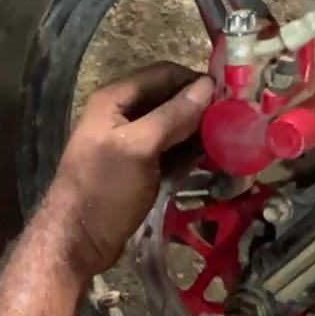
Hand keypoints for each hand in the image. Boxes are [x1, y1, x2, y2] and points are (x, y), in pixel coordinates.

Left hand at [38, 62, 214, 277]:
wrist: (77, 241)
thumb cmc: (104, 190)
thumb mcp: (139, 148)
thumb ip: (172, 116)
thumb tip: (209, 86)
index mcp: (114, 100)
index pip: (163, 74)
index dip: (196, 81)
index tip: (231, 94)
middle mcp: (121, 115)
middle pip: (169, 100)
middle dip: (200, 108)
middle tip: (237, 120)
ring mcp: (129, 143)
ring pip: (172, 127)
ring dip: (198, 132)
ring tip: (231, 140)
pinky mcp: (138, 168)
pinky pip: (169, 151)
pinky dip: (189, 153)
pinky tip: (213, 160)